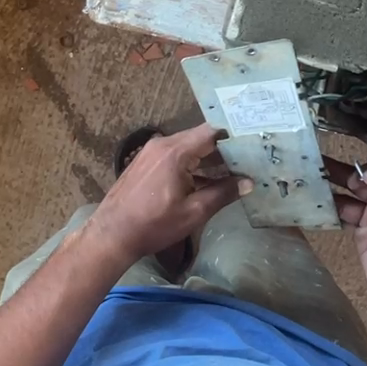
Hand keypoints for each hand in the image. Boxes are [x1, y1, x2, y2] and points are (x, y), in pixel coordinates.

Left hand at [84, 124, 250, 261]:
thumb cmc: (154, 224)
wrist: (112, 234)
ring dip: (208, 158)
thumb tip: (248, 183)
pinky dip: (192, 163)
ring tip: (235, 169)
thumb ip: (222, 194)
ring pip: (188, 147)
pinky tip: (208, 179)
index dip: (234, 135)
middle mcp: (162, 144)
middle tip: (251, 157)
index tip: (254, 142)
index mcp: (175, 152)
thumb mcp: (193, 212)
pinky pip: (175, 155)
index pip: (211, 132)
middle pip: (200, 137)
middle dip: (225, 148)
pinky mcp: (145, 162)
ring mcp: (151, 152)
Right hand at [326, 157, 366, 324]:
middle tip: (318, 162)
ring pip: (351, 193)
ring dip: (332, 185)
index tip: (348, 158)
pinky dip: (330, 205)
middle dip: (344, 169)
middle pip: (365, 177)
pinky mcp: (363, 232)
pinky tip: (314, 199)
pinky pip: (344, 212)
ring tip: (309, 175)